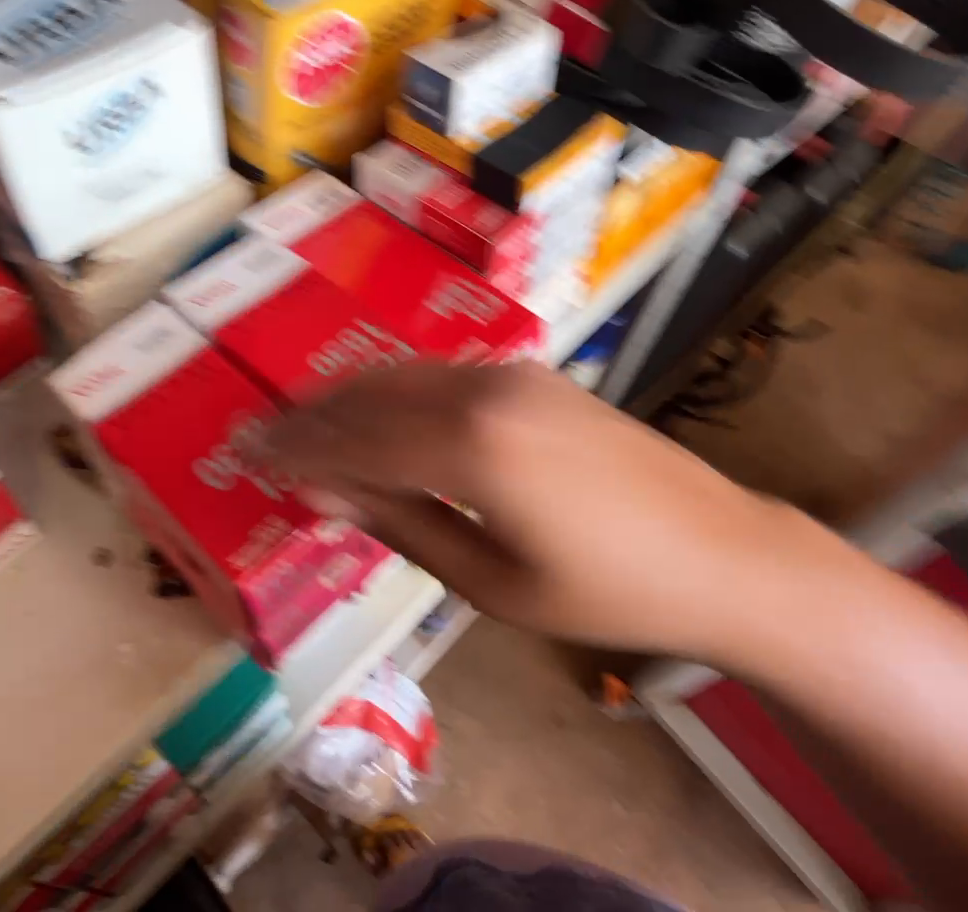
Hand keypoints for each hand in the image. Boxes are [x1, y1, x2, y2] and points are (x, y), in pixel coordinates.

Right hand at [266, 362, 841, 660]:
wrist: (723, 554)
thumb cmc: (606, 593)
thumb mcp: (490, 582)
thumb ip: (401, 524)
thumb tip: (323, 493)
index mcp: (473, 448)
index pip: (356, 441)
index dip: (296, 449)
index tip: (245, 453)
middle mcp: (487, 390)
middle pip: (372, 395)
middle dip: (312, 417)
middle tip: (261, 436)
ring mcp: (516, 375)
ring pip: (405, 376)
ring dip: (351, 400)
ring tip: (306, 427)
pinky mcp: (537, 378)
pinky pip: (443, 377)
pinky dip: (397, 395)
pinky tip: (379, 418)